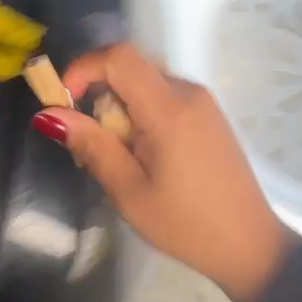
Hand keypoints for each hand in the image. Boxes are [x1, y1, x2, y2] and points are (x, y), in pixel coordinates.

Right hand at [36, 43, 300, 301]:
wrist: (251, 245)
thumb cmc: (186, 225)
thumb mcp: (130, 193)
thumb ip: (92, 146)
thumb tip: (50, 114)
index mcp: (169, 109)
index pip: (120, 57)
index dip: (84, 67)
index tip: (63, 101)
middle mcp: (188, 92)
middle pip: (132, 64)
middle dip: (98, 86)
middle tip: (83, 132)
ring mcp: (202, 100)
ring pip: (146, 78)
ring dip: (119, 100)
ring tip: (110, 148)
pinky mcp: (208, 113)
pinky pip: (164, 93)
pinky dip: (140, 108)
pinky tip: (138, 149)